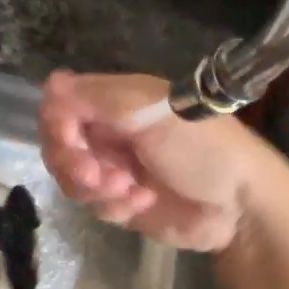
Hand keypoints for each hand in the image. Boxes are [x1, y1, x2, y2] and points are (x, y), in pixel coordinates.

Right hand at [39, 70, 275, 252]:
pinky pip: (95, 206)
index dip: (57, 125)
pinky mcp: (121, 203)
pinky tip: (143, 202)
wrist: (238, 204)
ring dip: (96, 188)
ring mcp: (114, 169)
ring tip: (129, 190)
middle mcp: (110, 133)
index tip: (71, 140)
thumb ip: (96, 98)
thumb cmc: (201, 147)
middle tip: (97, 176)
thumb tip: (50, 83)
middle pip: (60, 146)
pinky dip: (115, 206)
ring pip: (72, 180)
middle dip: (74, 163)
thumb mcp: (149, 112)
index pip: (61, 107)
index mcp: (116, 102)